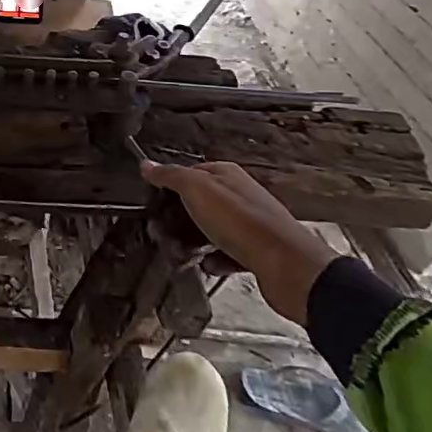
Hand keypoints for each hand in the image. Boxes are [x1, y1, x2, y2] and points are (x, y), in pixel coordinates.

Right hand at [140, 161, 336, 324]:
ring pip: (211, 230)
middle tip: (161, 233)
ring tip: (178, 253)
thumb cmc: (242, 222)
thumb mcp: (197, 190)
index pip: (190, 172)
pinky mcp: (254, 252)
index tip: (152, 202)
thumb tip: (147, 165)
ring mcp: (248, 224)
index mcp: (226, 174)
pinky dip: (213, 260)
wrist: (284, 265)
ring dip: (192, 241)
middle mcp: (238, 195)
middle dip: (178, 218)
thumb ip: (172, 176)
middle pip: (200, 203)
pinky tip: (205, 266)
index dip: (169, 186)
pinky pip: (226, 254)